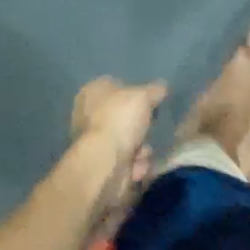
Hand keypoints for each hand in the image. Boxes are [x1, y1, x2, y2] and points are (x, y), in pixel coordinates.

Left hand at [70, 78, 165, 200]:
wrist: (105, 165)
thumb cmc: (120, 121)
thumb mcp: (143, 96)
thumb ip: (154, 90)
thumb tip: (161, 87)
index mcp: (91, 92)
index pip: (113, 85)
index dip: (132, 91)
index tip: (149, 100)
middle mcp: (88, 115)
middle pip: (122, 115)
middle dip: (139, 124)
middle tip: (151, 125)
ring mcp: (94, 142)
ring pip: (126, 140)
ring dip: (141, 148)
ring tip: (144, 151)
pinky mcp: (102, 165)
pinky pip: (126, 161)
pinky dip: (136, 164)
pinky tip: (139, 165)